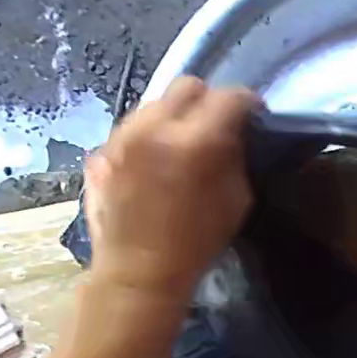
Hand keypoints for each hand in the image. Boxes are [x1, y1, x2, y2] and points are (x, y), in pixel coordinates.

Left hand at [84, 77, 255, 303]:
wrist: (138, 272)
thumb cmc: (197, 243)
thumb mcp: (237, 200)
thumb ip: (235, 157)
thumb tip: (233, 134)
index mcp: (194, 142)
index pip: (229, 97)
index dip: (248, 103)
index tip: (254, 116)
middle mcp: (153, 128)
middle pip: (187, 85)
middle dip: (209, 100)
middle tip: (218, 125)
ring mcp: (121, 137)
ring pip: (155, 102)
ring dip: (176, 116)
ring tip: (183, 143)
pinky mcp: (102, 150)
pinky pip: (133, 127)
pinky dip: (150, 135)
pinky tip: (156, 161)